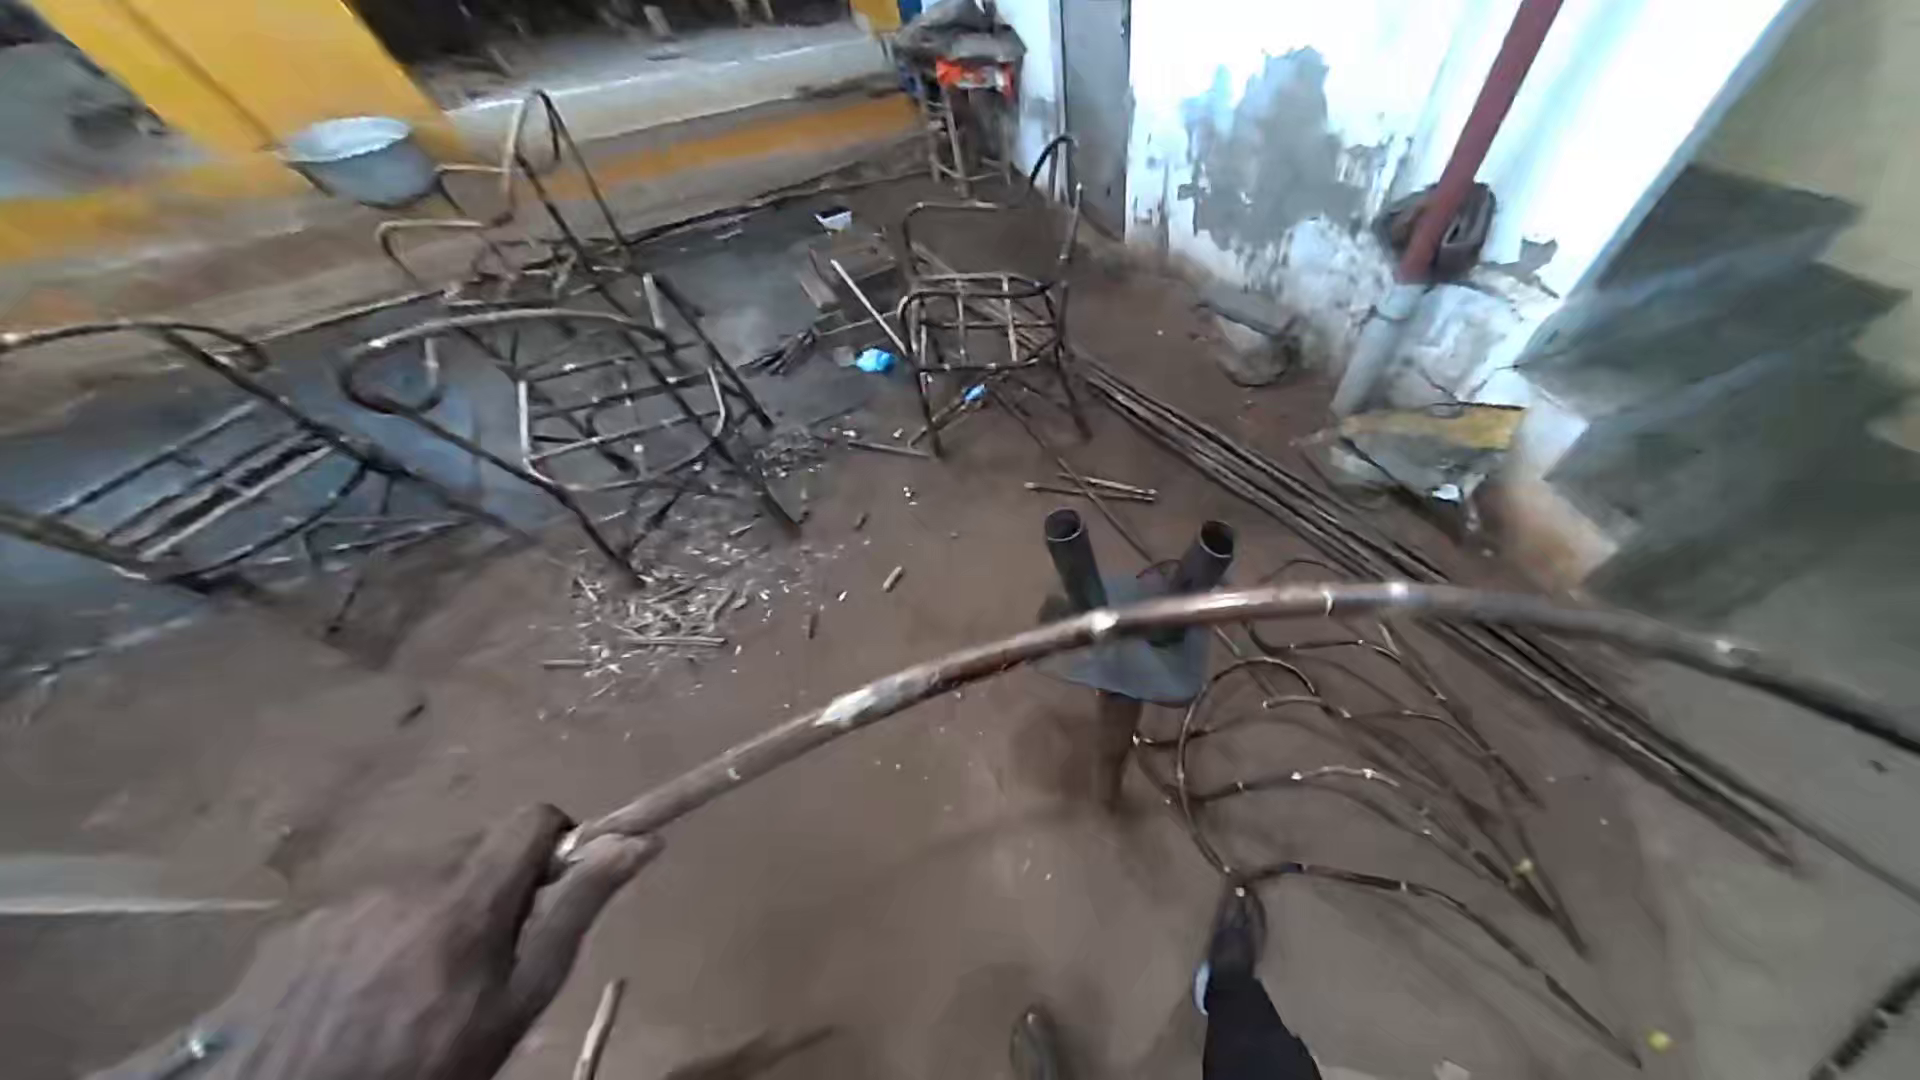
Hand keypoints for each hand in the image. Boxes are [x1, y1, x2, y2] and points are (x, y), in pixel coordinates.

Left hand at [98, 805, 657, 1079]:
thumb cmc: (431, 1067)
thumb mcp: (522, 998)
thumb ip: (577, 909)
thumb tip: (641, 841)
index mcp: (466, 899)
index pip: (533, 818)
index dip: (555, 843)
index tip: (551, 888)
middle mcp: (404, 883)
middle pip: (478, 847)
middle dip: (496, 880)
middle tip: (487, 948)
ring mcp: (340, 905)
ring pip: (422, 873)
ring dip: (439, 903)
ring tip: (419, 975)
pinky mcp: (291, 931)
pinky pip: (363, 902)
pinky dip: (382, 927)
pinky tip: (364, 987)